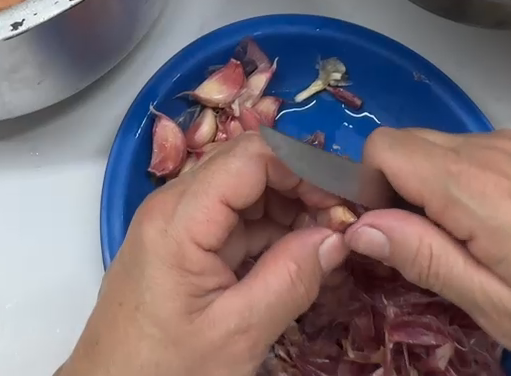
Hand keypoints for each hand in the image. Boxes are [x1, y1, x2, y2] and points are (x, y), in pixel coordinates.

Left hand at [59, 133, 348, 375]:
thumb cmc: (166, 370)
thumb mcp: (237, 335)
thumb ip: (289, 280)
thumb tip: (338, 236)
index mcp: (180, 215)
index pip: (249, 156)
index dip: (301, 167)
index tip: (343, 199)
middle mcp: (173, 202)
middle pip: (245, 165)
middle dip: (299, 184)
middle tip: (344, 221)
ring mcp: (175, 220)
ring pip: (241, 188)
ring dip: (287, 206)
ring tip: (330, 238)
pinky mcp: (181, 241)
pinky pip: (231, 217)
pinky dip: (268, 228)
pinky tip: (300, 252)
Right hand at [347, 128, 510, 375]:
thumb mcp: (503, 312)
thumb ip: (423, 258)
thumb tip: (360, 228)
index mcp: (477, 187)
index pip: (382, 148)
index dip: (369, 190)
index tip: (390, 238)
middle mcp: (496, 149)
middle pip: (409, 144)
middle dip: (398, 191)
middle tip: (427, 253)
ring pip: (445, 149)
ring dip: (436, 189)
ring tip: (477, 252)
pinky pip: (482, 154)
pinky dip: (471, 184)